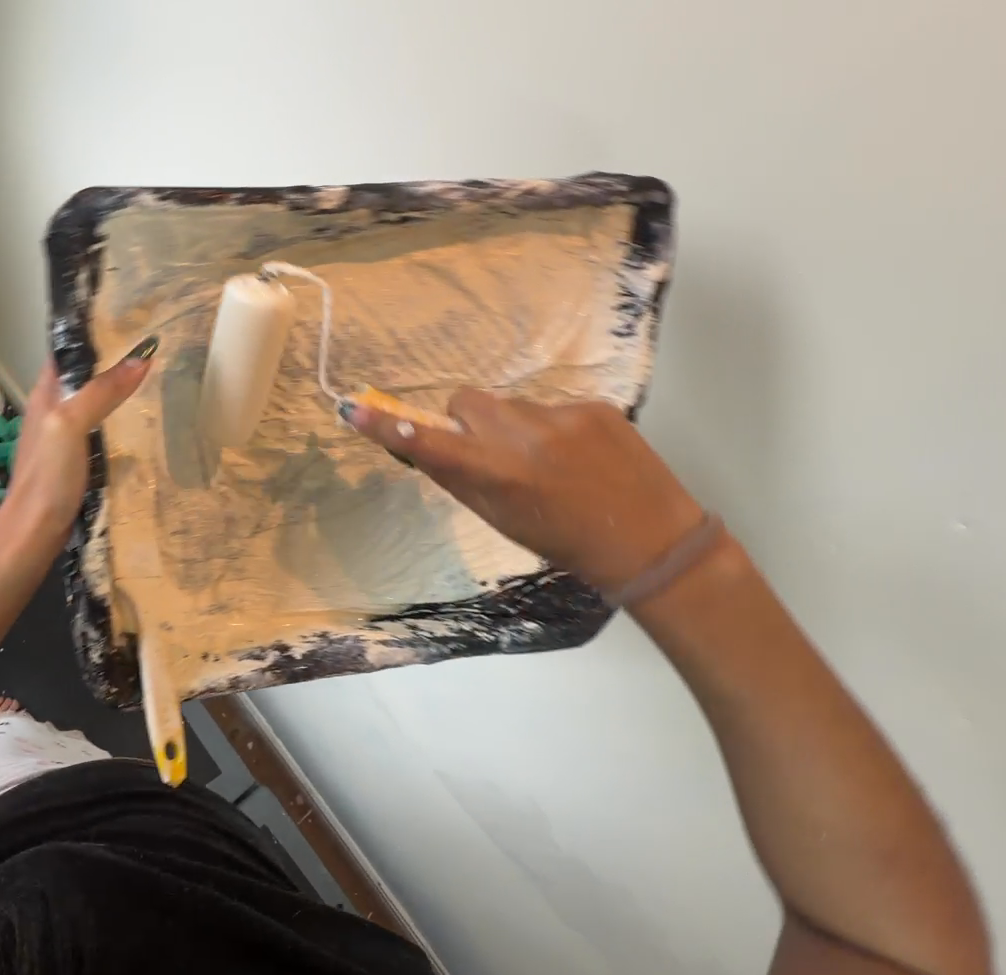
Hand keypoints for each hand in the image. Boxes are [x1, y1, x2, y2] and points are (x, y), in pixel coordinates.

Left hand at [1, 339, 156, 533]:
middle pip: (83, 378)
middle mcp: (51, 412)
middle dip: (111, 364)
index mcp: (45, 395)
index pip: (68, 352)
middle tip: (152, 351)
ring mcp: (61, 440)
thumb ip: (101, 391)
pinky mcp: (73, 464)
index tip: (128, 321)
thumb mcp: (71, 425)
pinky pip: (98, 434)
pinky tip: (136, 428)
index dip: (92, 335)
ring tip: (152, 382)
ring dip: (116, 396)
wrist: (33, 532)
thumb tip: (141, 358)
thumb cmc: (47, 477)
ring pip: (92, 406)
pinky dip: (116, 426)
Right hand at [343, 390, 704, 589]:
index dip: (388, 428)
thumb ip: (459, 479)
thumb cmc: (562, 540)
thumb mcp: (498, 519)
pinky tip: (575, 457)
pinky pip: (548, 407)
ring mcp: (564, 415)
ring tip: (544, 462)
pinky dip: (548, 429)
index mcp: (498, 474)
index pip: (428, 443)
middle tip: (485, 452)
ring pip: (508, 406)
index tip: (355, 410)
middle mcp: (525, 436)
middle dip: (464, 422)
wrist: (650, 539)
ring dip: (510, 427)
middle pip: (465, 403)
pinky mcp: (594, 405)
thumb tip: (423, 448)